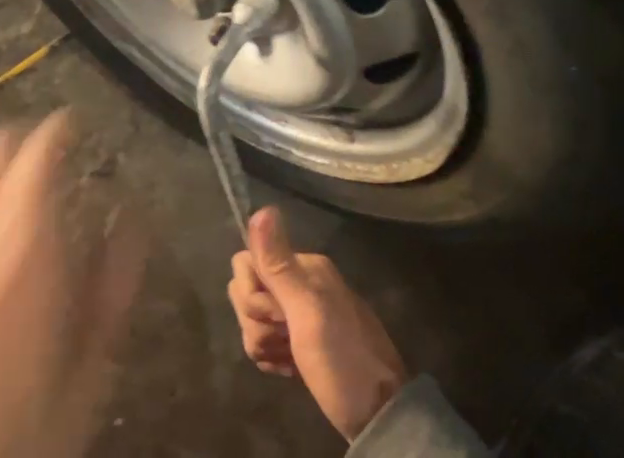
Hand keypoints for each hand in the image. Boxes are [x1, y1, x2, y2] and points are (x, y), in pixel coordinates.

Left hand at [0, 112, 145, 457]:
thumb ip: (108, 291)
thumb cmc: (2, 435)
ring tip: (3, 183)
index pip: (36, 160)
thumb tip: (129, 227)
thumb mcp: (80, 376)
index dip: (54, 133)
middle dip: (16, 149)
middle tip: (40, 148)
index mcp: (19, 251)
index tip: (69, 123)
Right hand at [227, 207, 407, 439]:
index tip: (277, 316)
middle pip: (247, 289)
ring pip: (253, 317)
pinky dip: (271, 356)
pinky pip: (264, 338)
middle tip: (286, 339)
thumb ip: (280, 265)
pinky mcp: (298, 339)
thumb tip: (262, 209)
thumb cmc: (343, 361)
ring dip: (263, 342)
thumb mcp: (308, 313)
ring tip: (289, 359)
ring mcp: (300, 312)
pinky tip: (289, 368)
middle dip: (255, 321)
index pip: (247, 261)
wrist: (376, 415)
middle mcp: (301, 283)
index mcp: (305, 267)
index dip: (251, 293)